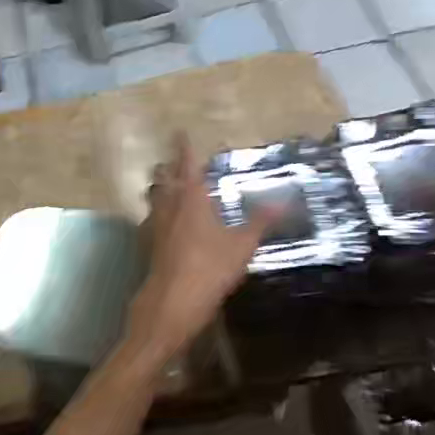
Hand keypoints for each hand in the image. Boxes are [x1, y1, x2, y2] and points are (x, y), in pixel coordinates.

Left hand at [130, 134, 273, 349]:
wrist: (171, 303)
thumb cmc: (209, 268)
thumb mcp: (242, 245)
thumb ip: (260, 222)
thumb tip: (284, 202)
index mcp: (190, 198)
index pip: (186, 164)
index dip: (184, 148)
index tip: (180, 131)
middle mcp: (169, 206)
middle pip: (164, 179)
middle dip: (169, 167)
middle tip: (175, 161)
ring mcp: (156, 227)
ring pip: (155, 198)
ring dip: (161, 188)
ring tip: (169, 186)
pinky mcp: (150, 246)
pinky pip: (153, 220)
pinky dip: (160, 213)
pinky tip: (167, 224)